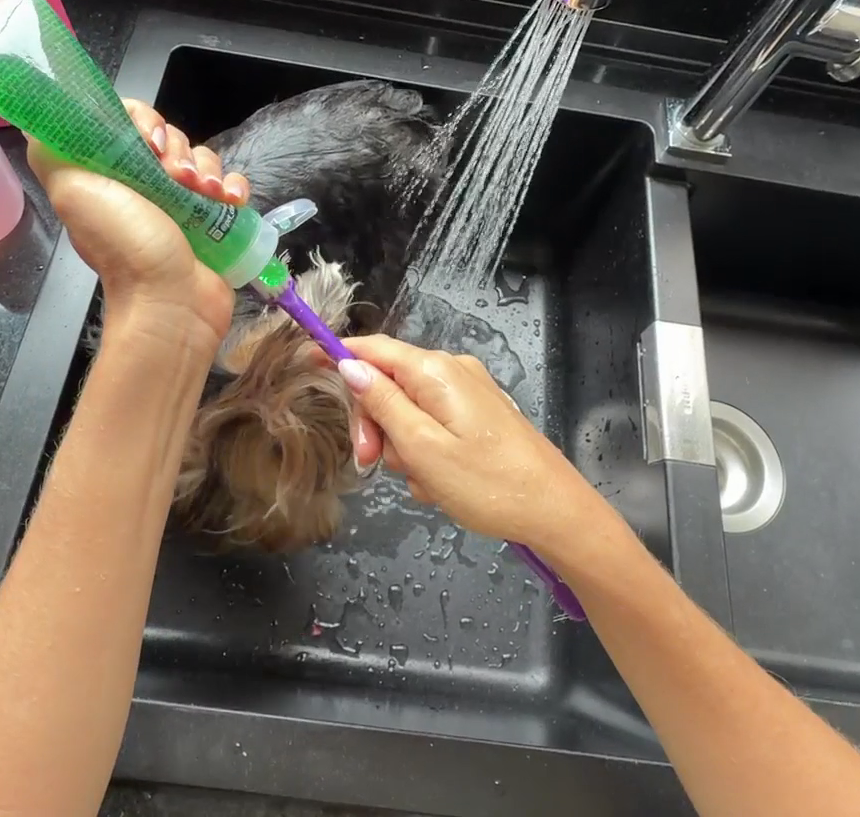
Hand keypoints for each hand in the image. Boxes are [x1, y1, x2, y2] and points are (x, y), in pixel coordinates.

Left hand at [27, 100, 249, 356]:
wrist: (172, 302)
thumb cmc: (125, 247)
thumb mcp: (73, 191)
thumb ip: (55, 150)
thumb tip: (50, 117)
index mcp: (108, 174)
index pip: (127, 120)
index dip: (141, 120)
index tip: (147, 143)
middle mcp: (141, 185)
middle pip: (168, 136)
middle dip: (178, 149)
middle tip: (177, 178)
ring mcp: (180, 203)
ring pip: (201, 158)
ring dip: (208, 170)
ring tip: (208, 196)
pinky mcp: (213, 219)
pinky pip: (229, 183)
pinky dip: (234, 186)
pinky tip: (231, 201)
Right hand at [335, 335, 605, 548]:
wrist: (554, 511)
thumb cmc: (486, 482)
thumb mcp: (422, 447)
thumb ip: (382, 403)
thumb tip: (349, 365)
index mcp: (437, 371)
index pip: (374, 348)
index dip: (338, 354)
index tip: (305, 366)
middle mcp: (453, 370)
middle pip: (389, 382)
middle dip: (375, 421)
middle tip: (373, 463)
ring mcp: (469, 392)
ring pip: (408, 409)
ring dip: (403, 444)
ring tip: (423, 480)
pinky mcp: (479, 415)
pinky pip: (433, 424)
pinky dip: (426, 450)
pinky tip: (440, 481)